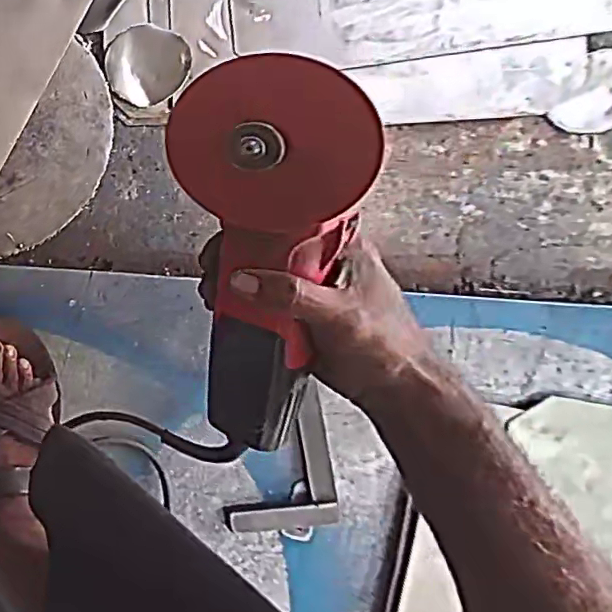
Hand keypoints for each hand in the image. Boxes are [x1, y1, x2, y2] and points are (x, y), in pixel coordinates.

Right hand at [220, 235, 450, 408]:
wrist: (395, 392)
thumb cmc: (391, 347)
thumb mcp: (338, 314)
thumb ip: (290, 295)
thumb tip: (243, 279)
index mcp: (340, 247)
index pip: (291, 219)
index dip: (255, 222)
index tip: (230, 235)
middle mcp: (320, 262)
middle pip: (265, 245)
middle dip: (234, 254)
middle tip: (216, 266)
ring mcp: (306, 287)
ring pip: (258, 272)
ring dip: (232, 280)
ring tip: (216, 291)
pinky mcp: (293, 311)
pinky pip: (258, 299)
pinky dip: (239, 302)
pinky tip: (226, 308)